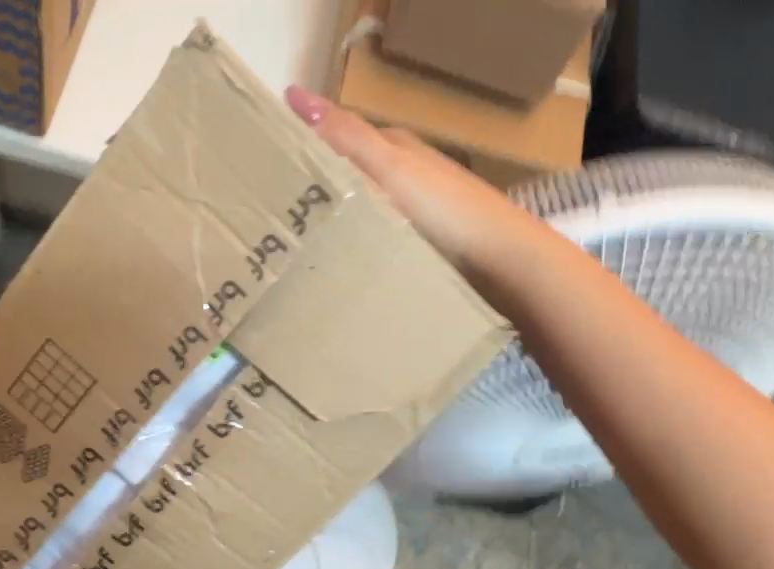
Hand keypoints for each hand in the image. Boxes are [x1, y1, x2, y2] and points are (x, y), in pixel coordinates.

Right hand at [284, 85, 545, 283]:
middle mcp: (407, 175)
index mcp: (396, 148)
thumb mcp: (389, 167)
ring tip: (306, 252)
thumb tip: (294, 95)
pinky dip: (362, 250)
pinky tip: (348, 268)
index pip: (339, 141)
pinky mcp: (427, 245)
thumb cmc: (444, 209)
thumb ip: (345, 137)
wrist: (501, 260)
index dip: (307, 155)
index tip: (272, 179)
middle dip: (320, 196)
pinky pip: (381, 242)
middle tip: (280, 227)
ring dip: (341, 227)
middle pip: (352, 180)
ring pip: (366, 213)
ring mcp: (419, 212)